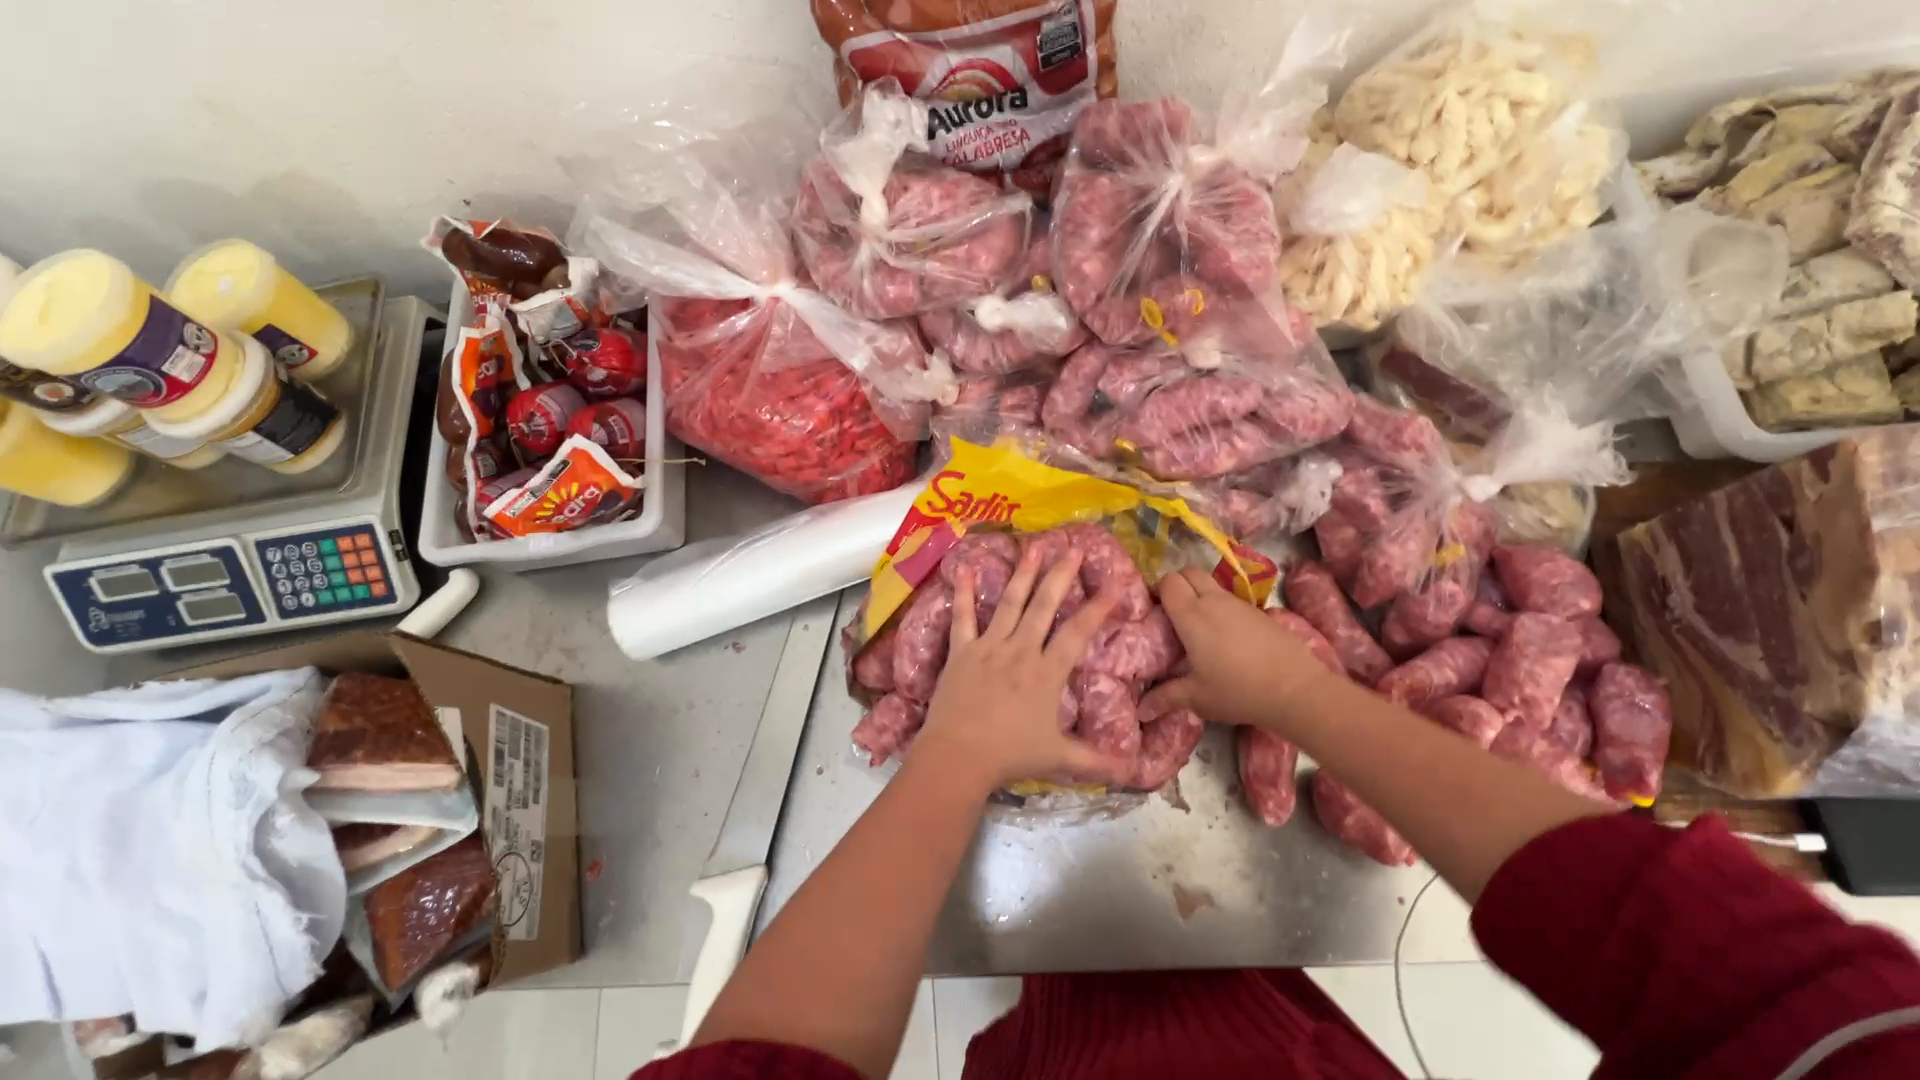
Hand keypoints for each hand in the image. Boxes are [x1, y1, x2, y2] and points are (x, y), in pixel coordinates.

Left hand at [912, 546, 1131, 794]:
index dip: (1097, 607)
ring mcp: (989, 647)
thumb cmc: (1010, 755)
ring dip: (1023, 574)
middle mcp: (1021, 650)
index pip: (1078, 632)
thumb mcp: (1057, 758)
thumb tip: (1129, 772)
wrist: (959, 754)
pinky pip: (963, 617)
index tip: (1114, 584)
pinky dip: (963, 593)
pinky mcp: (961, 651)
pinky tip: (963, 568)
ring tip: (1034, 546)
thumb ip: (1093, 761)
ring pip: (1009, 603)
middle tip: (1073, 548)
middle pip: (1044, 605)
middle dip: (1061, 575)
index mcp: (1047, 672)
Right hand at [1139, 566, 1330, 729]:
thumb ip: (1166, 698)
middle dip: (1179, 584)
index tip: (1156, 612)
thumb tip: (1141, 711)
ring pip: (1213, 585)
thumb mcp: (1197, 698)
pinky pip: (1233, 601)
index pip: (1169, 581)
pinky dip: (1224, 610)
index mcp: (1192, 615)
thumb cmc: (1238, 690)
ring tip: (1200, 628)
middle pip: (1190, 572)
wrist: (1297, 689)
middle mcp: (1214, 601)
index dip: (1159, 590)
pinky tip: (1229, 639)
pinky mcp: (1261, 613)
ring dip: (1202, 596)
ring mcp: (1240, 604)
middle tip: (1174, 612)